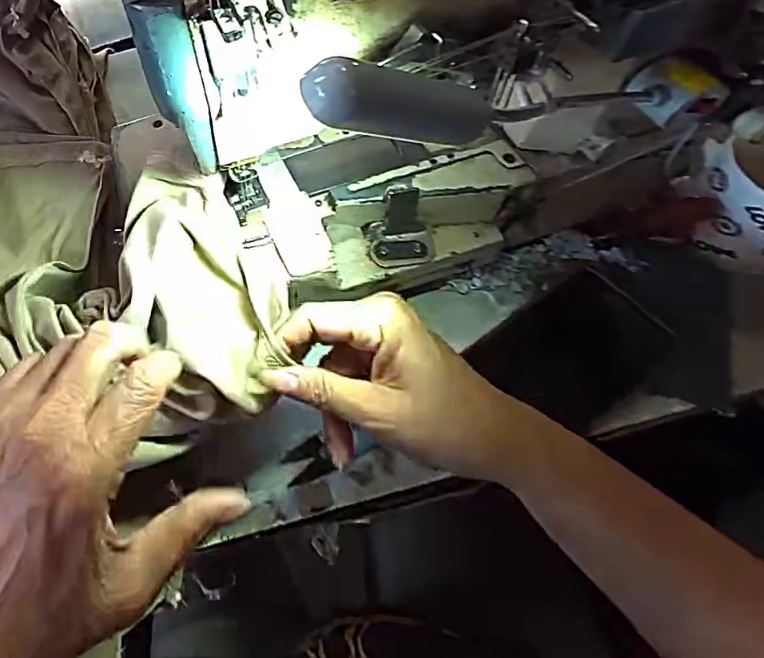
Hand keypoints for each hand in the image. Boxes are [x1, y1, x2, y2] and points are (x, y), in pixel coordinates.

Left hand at [0, 321, 250, 657]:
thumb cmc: (47, 609)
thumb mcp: (127, 583)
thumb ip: (184, 530)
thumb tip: (236, 498)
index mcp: (84, 468)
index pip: (135, 388)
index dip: (162, 367)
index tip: (173, 366)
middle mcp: (44, 430)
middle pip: (94, 348)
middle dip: (127, 341)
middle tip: (143, 355)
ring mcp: (6, 418)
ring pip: (59, 348)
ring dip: (89, 349)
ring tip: (109, 366)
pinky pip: (24, 364)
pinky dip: (51, 363)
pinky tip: (64, 382)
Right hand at [259, 292, 543, 483]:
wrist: (500, 443)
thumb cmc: (445, 424)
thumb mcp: (376, 411)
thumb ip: (321, 391)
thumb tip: (271, 375)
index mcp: (378, 315)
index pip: (311, 318)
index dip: (283, 346)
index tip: (263, 379)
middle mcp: (376, 315)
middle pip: (319, 343)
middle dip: (313, 388)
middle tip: (299, 419)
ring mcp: (380, 334)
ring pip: (331, 365)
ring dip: (331, 407)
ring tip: (340, 449)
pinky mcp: (384, 353)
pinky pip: (349, 374)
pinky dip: (346, 406)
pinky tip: (349, 441)